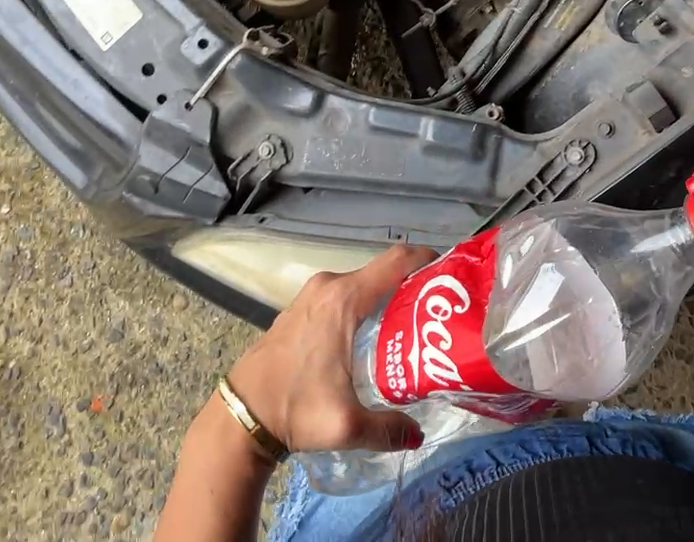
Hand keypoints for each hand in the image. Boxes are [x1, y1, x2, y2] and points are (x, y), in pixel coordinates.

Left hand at [226, 244, 437, 453]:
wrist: (240, 415)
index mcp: (344, 298)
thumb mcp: (346, 425)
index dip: (429, 260)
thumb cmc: (293, 409)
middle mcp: (330, 286)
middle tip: (439, 315)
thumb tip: (419, 434)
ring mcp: (313, 294)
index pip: (398, 260)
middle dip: (414, 288)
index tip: (452, 277)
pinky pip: (345, 294)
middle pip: (384, 272)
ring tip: (413, 328)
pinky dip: (366, 306)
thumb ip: (389, 428)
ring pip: (364, 284)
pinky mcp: (302, 307)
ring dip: (388, 299)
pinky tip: (375, 337)